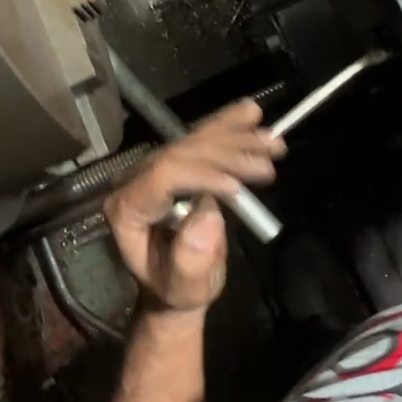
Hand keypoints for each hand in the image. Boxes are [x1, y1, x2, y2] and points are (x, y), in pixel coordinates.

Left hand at [102, 101, 284, 315]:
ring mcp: (153, 167)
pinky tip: (252, 112)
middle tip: (269, 161)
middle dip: (228, 152)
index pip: (163, 176)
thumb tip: (207, 215)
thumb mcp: (183, 288)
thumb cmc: (175, 289)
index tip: (238, 188)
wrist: (174, 282)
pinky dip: (228, 125)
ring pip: (194, 140)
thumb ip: (190, 261)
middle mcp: (134, 179)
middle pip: (181, 151)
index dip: (202, 174)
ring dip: (236, 136)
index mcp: (127, 209)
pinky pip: (199, 137)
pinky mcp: (173, 161)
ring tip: (273, 141)